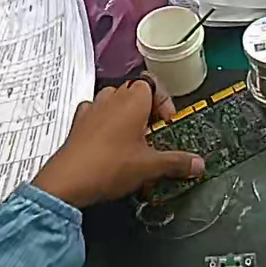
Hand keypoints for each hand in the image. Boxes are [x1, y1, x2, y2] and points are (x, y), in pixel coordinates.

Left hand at [32, 80, 201, 208]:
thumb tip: (197, 163)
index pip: (154, 84)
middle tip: (153, 136)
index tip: (167, 124)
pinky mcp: (78, 123)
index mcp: (134, 99)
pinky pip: (95, 114)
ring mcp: (92, 108)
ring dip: (124, 115)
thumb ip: (177, 162)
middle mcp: (112, 97)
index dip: (164, 103)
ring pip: (114, 101)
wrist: (68, 182)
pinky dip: (103, 124)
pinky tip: (108, 145)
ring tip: (132, 141)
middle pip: (135, 92)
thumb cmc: (108, 165)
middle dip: (147, 111)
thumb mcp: (151, 166)